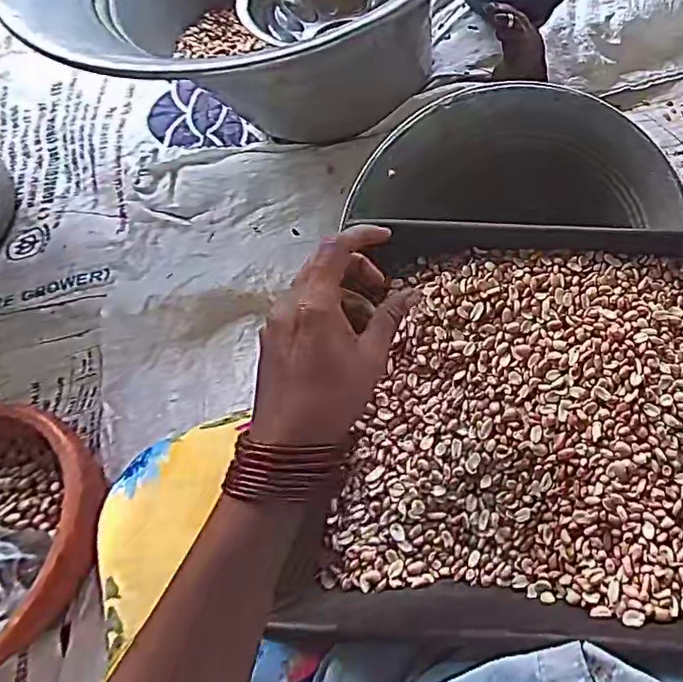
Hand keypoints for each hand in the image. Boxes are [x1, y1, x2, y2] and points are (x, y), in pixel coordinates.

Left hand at [250, 226, 416, 448]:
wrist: (288, 444)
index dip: (363, 237)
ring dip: (344, 290)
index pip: (336, 249)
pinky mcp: (273, 336)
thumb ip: (390, 318)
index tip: (386, 238)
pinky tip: (344, 334)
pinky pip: (302, 306)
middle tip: (382, 288)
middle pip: (323, 264)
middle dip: (357, 268)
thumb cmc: (330, 402)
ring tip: (367, 320)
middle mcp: (288, 305)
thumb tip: (409, 296)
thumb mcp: (371, 358)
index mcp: (313, 305)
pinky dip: (327, 306)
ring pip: (313, 285)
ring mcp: (276, 320)